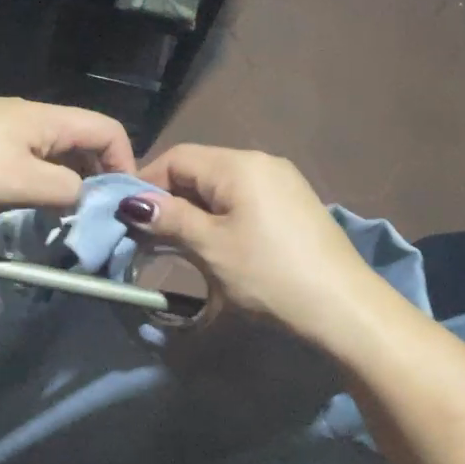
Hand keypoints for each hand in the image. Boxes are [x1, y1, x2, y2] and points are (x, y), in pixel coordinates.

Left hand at [0, 98, 134, 212]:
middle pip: (78, 137)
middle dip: (95, 172)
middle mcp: (27, 113)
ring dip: (64, 177)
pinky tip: (23, 199)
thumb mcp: (25, 182)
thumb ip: (65, 189)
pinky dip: (36, 176)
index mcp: (47, 117)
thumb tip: (84, 195)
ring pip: (49, 148)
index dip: (125, 161)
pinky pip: (22, 155)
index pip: (106, 128)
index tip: (123, 199)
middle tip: (95, 211)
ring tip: (62, 211)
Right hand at [121, 144, 403, 350]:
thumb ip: (170, 218)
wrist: (341, 306)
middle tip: (144, 235)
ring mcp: (282, 183)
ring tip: (174, 244)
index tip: (124, 218)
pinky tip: (213, 244)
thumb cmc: (267, 274)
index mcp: (238, 164)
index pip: (177, 157)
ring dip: (192, 210)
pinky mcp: (293, 206)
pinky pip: (243, 200)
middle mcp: (262, 162)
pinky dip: (218, 217)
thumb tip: (132, 202)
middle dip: (167, 198)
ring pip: (220, 187)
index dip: (145, 183)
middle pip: (199, 169)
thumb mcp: (211, 246)